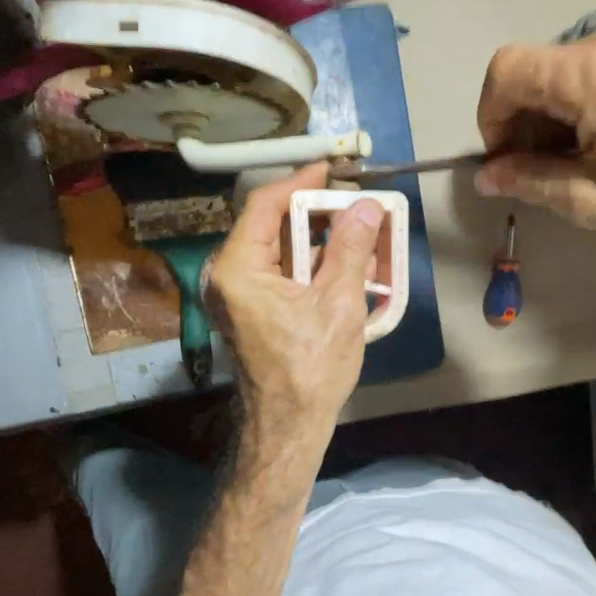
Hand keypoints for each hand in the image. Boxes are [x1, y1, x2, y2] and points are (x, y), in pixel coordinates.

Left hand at [208, 163, 385, 436]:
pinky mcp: (252, 314)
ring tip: (360, 232)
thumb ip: (350, 249)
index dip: (300, 182)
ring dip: (319, 241)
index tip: (331, 169)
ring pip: (280, 252)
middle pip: (272, 227)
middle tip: (354, 204)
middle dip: (316, 213)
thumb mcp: (338, 303)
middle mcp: (229, 277)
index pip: (265, 206)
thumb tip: (367, 207)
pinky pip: (281, 276)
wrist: (289, 426)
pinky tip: (347, 266)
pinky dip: (312, 267)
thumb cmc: (309, 367)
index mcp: (238, 269)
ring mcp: (239, 297)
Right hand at [474, 8, 595, 260]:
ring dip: (573, 101)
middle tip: (550, 164)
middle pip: (547, 66)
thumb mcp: (595, 200)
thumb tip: (487, 175)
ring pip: (587, 59)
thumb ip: (530, 180)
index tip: (506, 155)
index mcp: (595, 70)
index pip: (507, 70)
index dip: (491, 115)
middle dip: (533, 115)